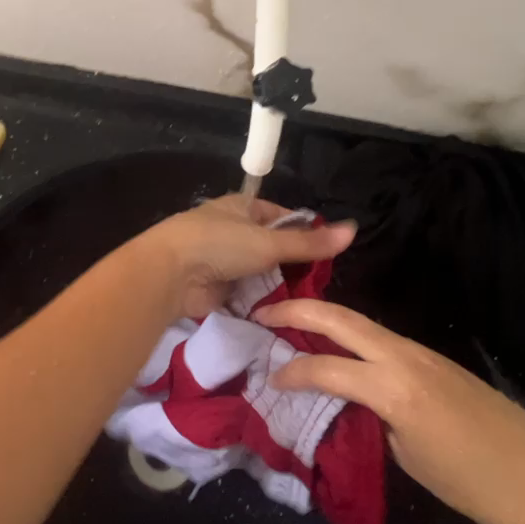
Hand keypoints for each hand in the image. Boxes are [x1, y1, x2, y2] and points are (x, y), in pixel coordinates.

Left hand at [130, 196, 354, 320]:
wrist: (171, 274)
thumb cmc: (219, 244)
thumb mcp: (269, 242)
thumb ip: (309, 242)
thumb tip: (353, 229)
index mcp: (240, 207)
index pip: (279, 215)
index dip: (302, 229)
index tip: (328, 250)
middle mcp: (231, 230)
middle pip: (271, 247)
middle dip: (292, 264)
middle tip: (323, 283)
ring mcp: (222, 260)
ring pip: (260, 273)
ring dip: (277, 286)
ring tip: (311, 303)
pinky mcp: (216, 288)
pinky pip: (246, 295)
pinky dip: (261, 303)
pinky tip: (286, 316)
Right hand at [254, 299, 524, 523]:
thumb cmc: (471, 484)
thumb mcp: (405, 455)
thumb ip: (371, 417)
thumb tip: (353, 399)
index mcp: (393, 386)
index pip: (325, 366)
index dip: (291, 371)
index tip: (269, 378)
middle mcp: (406, 357)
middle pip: (341, 317)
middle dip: (296, 310)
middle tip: (261, 312)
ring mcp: (425, 354)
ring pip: (363, 322)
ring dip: (324, 317)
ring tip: (292, 322)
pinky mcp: (438, 361)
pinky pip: (385, 339)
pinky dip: (353, 336)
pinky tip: (342, 349)